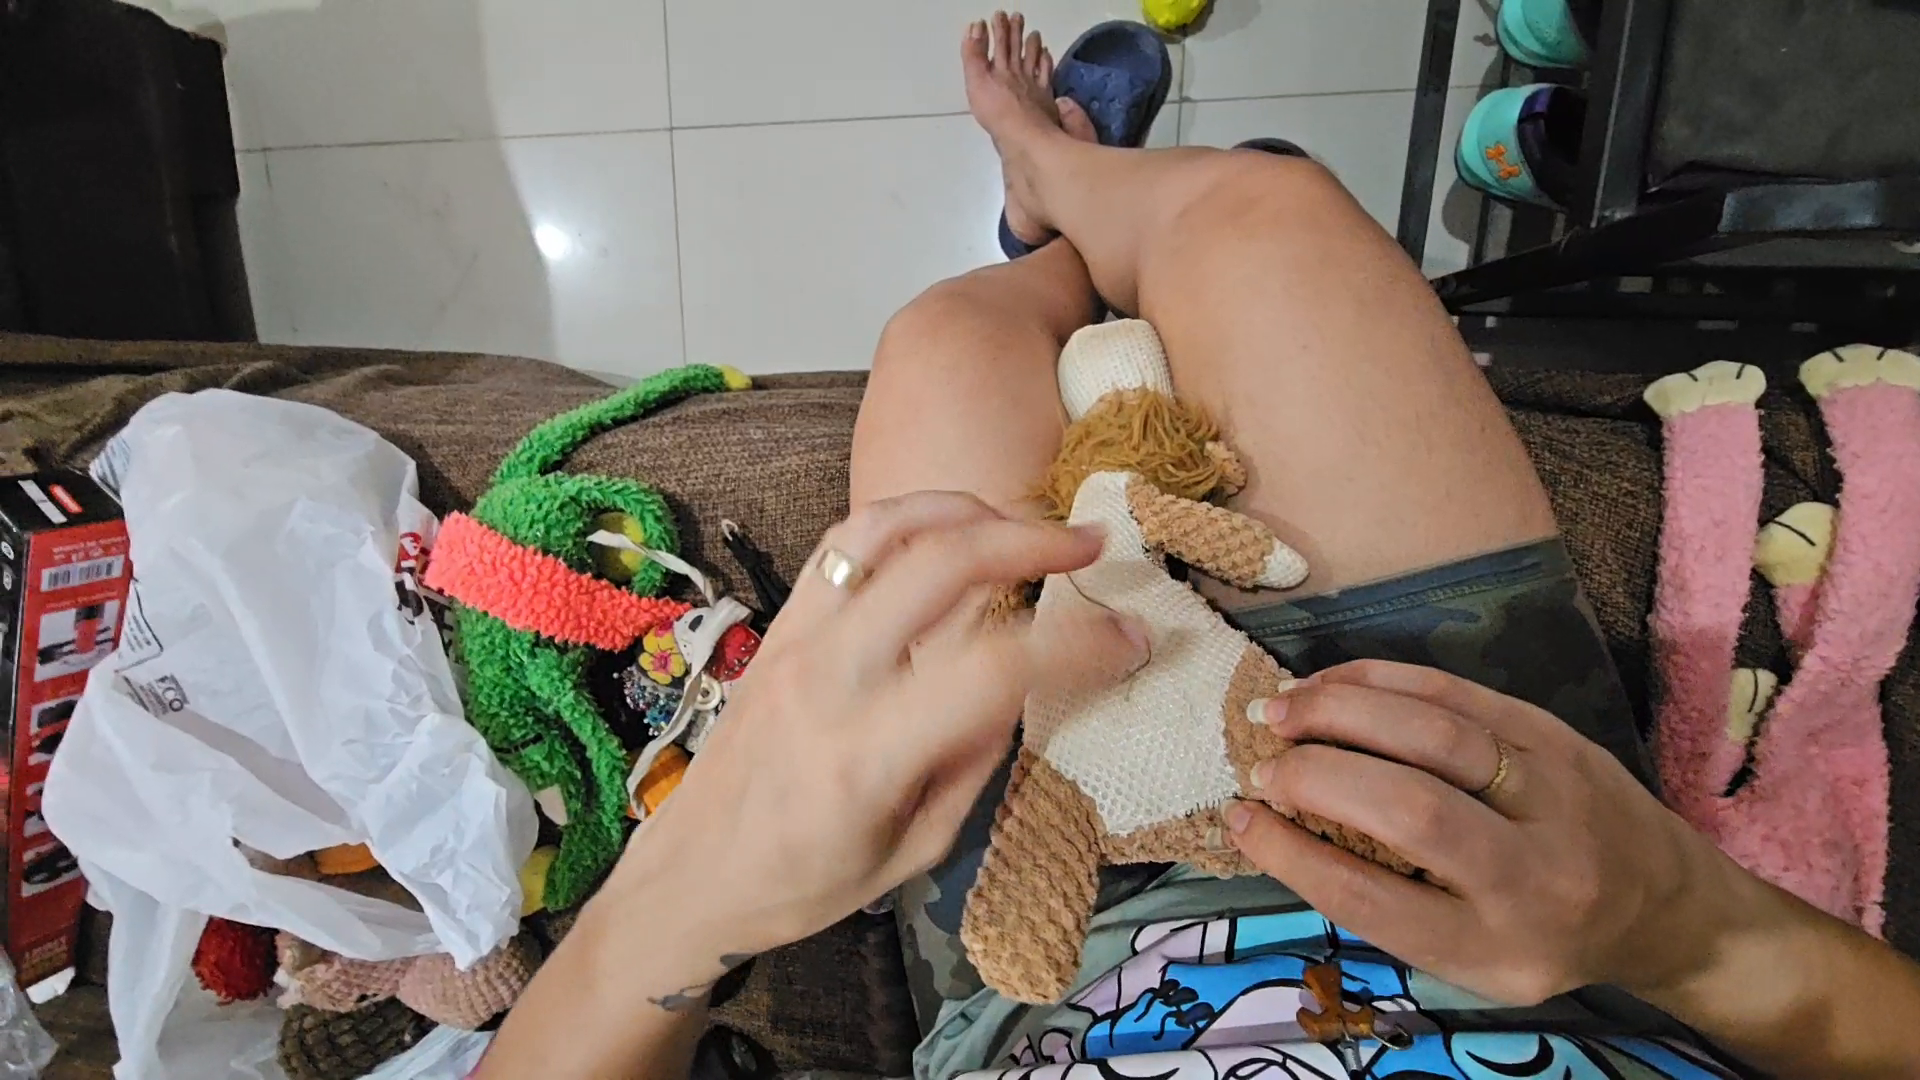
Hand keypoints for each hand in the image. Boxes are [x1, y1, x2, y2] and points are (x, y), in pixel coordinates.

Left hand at [609, 491, 1147, 958]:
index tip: (1130, 636)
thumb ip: (974, 757)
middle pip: (940, 567)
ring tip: (1018, 518)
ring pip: (883, 531)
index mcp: (869, 754)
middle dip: (1029, 539)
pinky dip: (904, 518)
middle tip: (1087, 542)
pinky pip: (841, 545)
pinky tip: (942, 529)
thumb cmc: (804, 883)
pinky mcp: (779, 623)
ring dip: (963, 509)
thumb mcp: (914, 849)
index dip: (1076, 644)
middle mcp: (830, 677)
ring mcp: (795, 638)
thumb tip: (1019, 680)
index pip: (994, 669)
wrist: (689, 873)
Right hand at [1228, 659, 1744, 1005]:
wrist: (1671, 905)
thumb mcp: (1464, 952)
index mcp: (1501, 948)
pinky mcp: (1550, 730)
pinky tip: (1323, 684)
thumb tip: (1268, 817)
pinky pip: (1448, 688)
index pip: (1374, 902)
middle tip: (1261, 764)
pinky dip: (1371, 678)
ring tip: (1276, 709)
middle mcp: (1539, 875)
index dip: (1291, 855)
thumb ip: (1374, 894)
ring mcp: (1553, 790)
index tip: (1240, 817)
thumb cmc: (1539, 935)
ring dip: (1336, 711)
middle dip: (1315, 774)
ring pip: (1430, 731)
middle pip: (1412, 808)